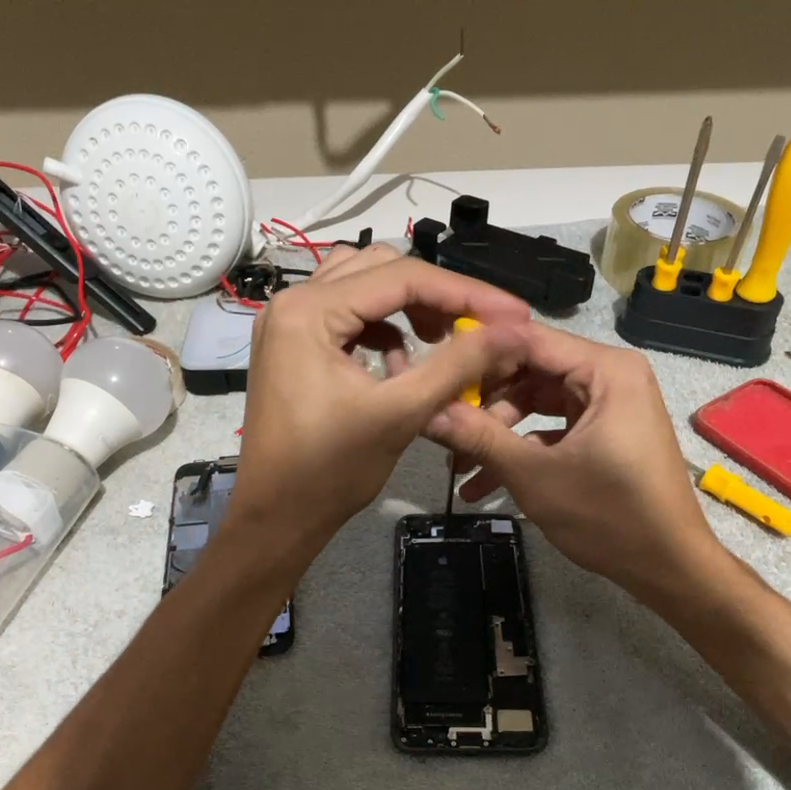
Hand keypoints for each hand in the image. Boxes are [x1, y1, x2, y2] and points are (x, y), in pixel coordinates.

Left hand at [227, 244, 529, 558]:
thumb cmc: (331, 471)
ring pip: (362, 288)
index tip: (514, 314)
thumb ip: (457, 364)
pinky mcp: (292, 347)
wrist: (276, 518)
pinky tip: (400, 368)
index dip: (466, 292)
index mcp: (309, 310)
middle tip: (479, 329)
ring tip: (440, 344)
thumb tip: (513, 331)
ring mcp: (287, 324)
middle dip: (436, 297)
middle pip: (381, 270)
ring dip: (407, 310)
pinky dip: (381, 331)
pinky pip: (346, 317)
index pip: (402, 276)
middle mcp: (292, 302)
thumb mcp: (401, 414)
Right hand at [425, 323, 720, 600]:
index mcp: (605, 369)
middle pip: (529, 372)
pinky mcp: (606, 435)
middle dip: (484, 405)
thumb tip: (426, 412)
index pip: (526, 339)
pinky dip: (524, 452)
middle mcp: (610, 376)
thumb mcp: (535, 475)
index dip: (476, 356)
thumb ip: (479, 438)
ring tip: (458, 468)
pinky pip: (555, 430)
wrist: (669, 566)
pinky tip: (484, 485)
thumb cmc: (609, 515)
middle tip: (442, 430)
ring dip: (498, 435)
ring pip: (537, 405)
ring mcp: (609, 407)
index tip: (433, 377)